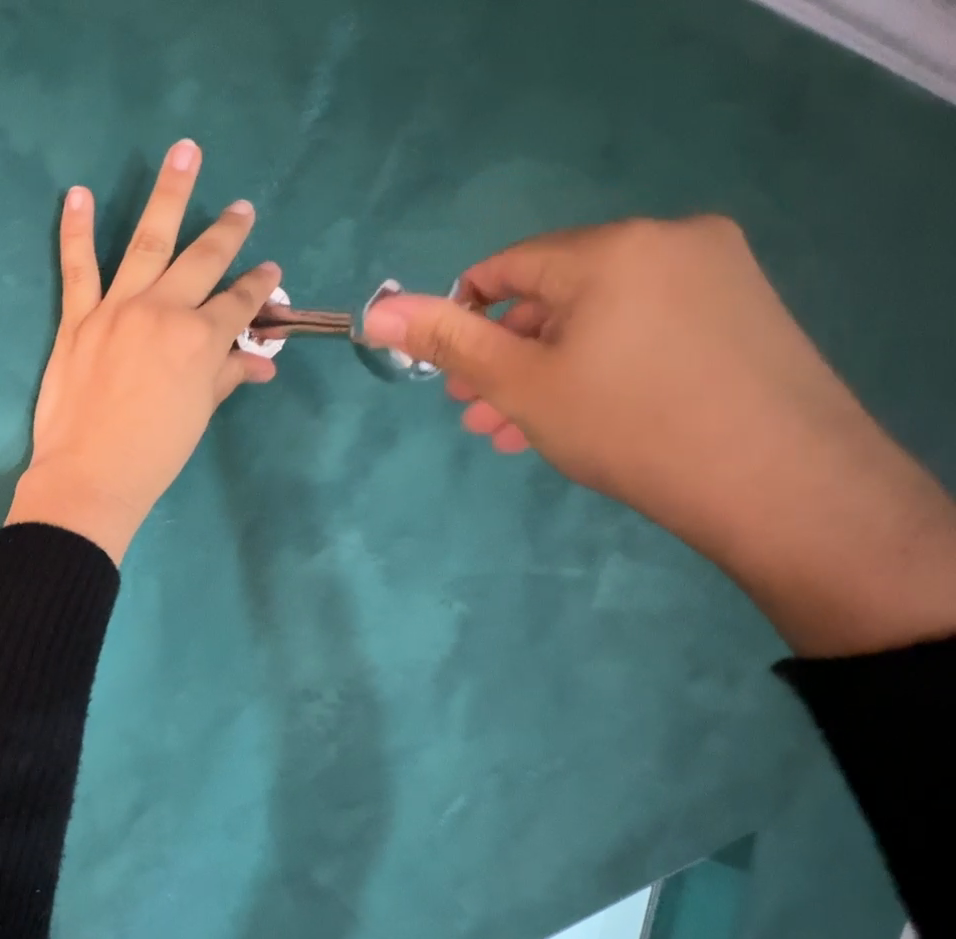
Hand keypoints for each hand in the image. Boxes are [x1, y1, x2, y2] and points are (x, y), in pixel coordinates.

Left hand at [6, 139, 280, 563]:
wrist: (88, 476)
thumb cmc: (153, 455)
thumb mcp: (198, 416)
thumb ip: (227, 377)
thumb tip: (263, 363)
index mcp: (201, 339)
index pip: (240, 303)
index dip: (260, 287)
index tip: (271, 273)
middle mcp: (164, 312)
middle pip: (204, 261)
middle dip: (228, 232)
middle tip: (242, 208)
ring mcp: (117, 310)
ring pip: (148, 243)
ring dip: (169, 195)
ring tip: (184, 153)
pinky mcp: (77, 320)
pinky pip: (76, 268)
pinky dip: (76, 230)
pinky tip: (78, 195)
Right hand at [362, 216, 955, 655]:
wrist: (778, 482)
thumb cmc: (626, 424)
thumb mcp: (517, 383)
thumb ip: (444, 339)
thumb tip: (376, 311)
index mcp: (611, 247)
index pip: (506, 266)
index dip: (465, 317)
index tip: (454, 375)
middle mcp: (669, 240)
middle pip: (552, 293)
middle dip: (504, 355)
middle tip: (479, 412)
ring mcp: (717, 274)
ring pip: (597, 316)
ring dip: (545, 368)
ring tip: (516, 428)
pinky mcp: (743, 312)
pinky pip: (643, 326)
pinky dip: (599, 364)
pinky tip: (578, 417)